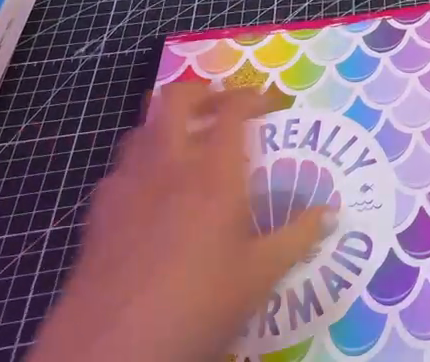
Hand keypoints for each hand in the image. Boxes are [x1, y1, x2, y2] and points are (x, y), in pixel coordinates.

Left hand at [30, 84, 331, 361]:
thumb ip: (298, 237)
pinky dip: (141, 165)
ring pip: (143, 128)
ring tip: (188, 146)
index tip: (271, 105)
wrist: (109, 351)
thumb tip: (331, 212)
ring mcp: (127, 185)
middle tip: (223, 109)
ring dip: (168, 126)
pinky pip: (121, 168)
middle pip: (177, 99)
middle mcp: (169, 165)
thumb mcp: (260, 277)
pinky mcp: (98, 213)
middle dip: (203, 94)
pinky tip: (151, 195)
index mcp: (214, 173)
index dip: (254, 97)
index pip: (234, 110)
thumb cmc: (197, 306)